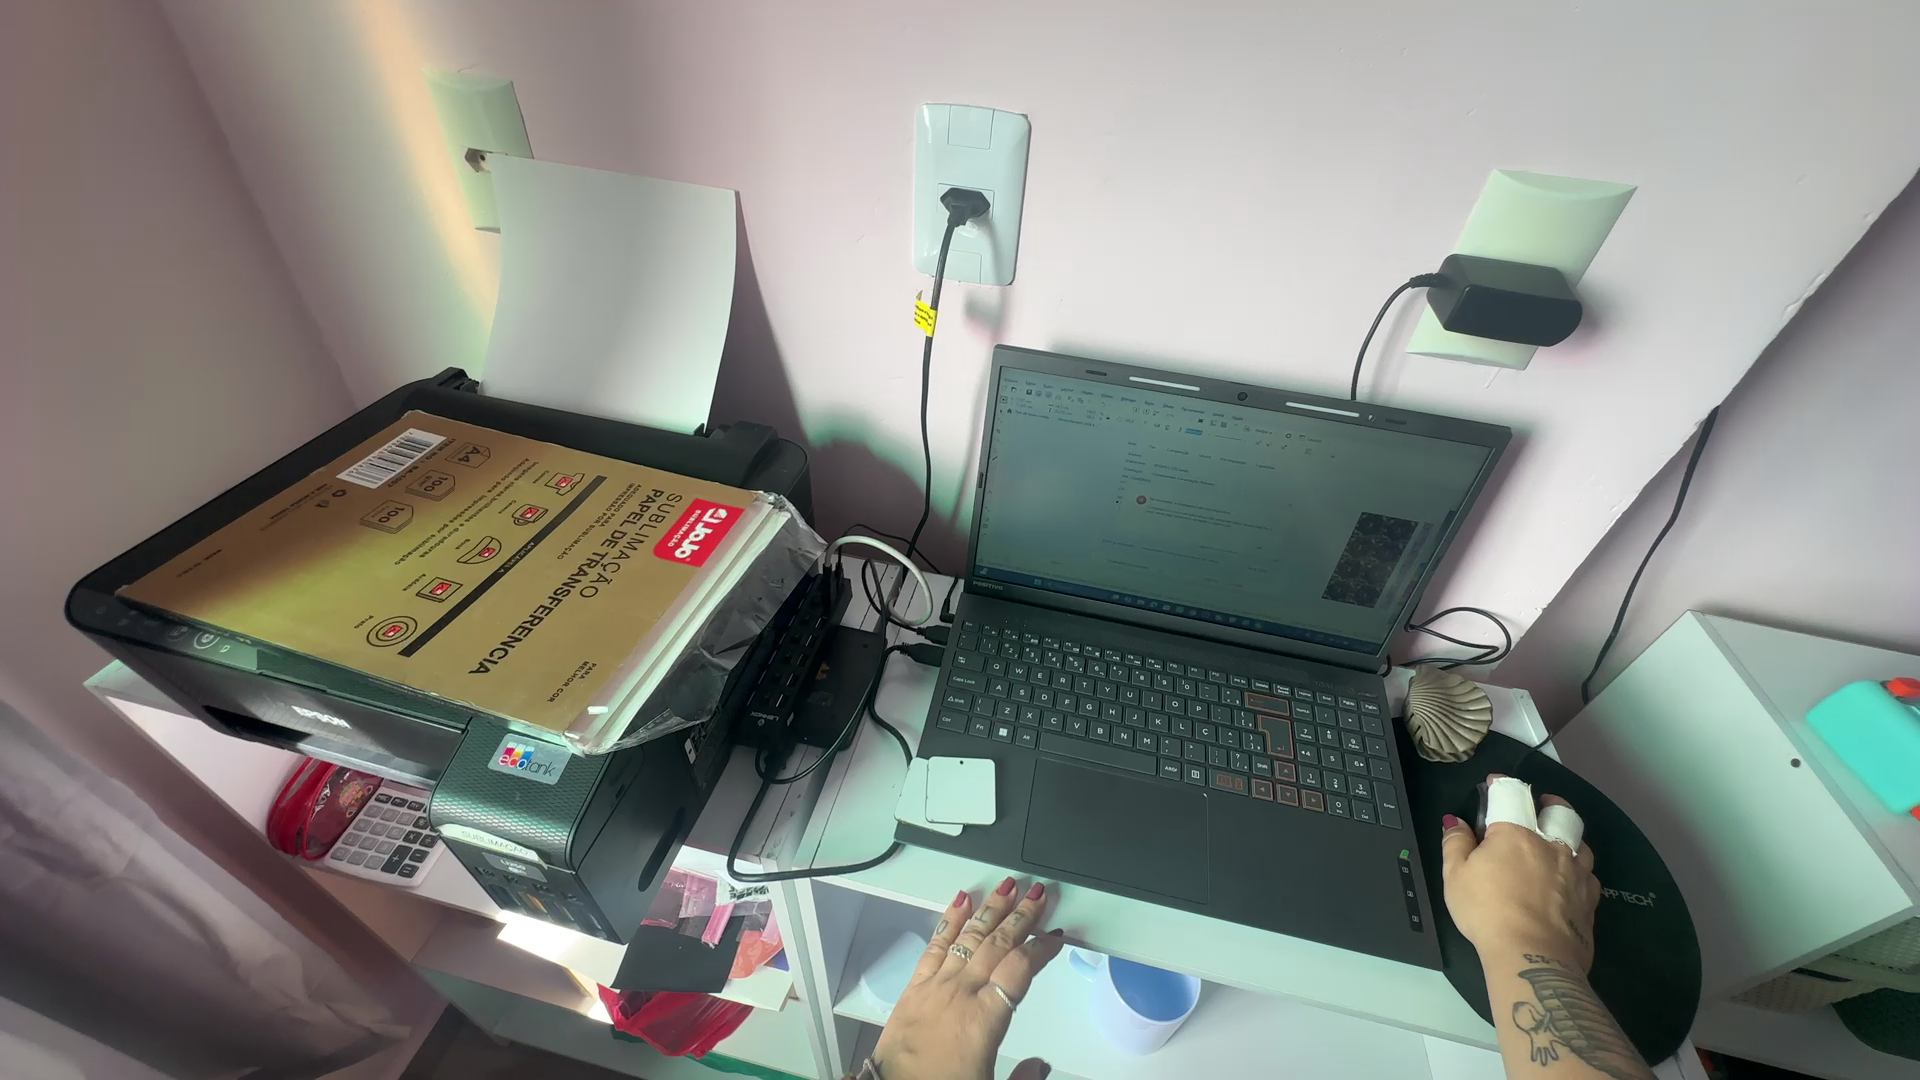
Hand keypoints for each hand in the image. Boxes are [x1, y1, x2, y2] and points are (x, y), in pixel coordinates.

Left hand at [871, 877, 1064, 1079]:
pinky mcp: (915, 986)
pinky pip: (936, 944)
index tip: (1055, 935)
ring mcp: (937, 985)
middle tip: (1037, 894)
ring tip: (1007, 886)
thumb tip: (1040, 1065)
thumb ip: (1022, 1078)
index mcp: (984, 1020)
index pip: (1019, 969)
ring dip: (991, 908)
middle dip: (1021, 915)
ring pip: (970, 935)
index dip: (1040, 948)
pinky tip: (961, 900)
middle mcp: (961, 993)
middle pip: (998, 943)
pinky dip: (951, 919)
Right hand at [1440, 777, 1599, 970]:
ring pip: (1581, 842)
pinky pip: (1589, 873)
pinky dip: (1577, 866)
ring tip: (1555, 839)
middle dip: (1549, 803)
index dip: (1500, 784)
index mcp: (1516, 834)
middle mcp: (1553, 847)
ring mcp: (1578, 875)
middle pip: (1562, 813)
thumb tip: (1456, 822)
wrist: (1534, 958)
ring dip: (1568, 835)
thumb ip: (1455, 842)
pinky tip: (1566, 876)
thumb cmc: (1487, 910)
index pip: (1512, 795)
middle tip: (1539, 804)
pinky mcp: (1591, 901)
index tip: (1493, 783)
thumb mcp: (1454, 873)